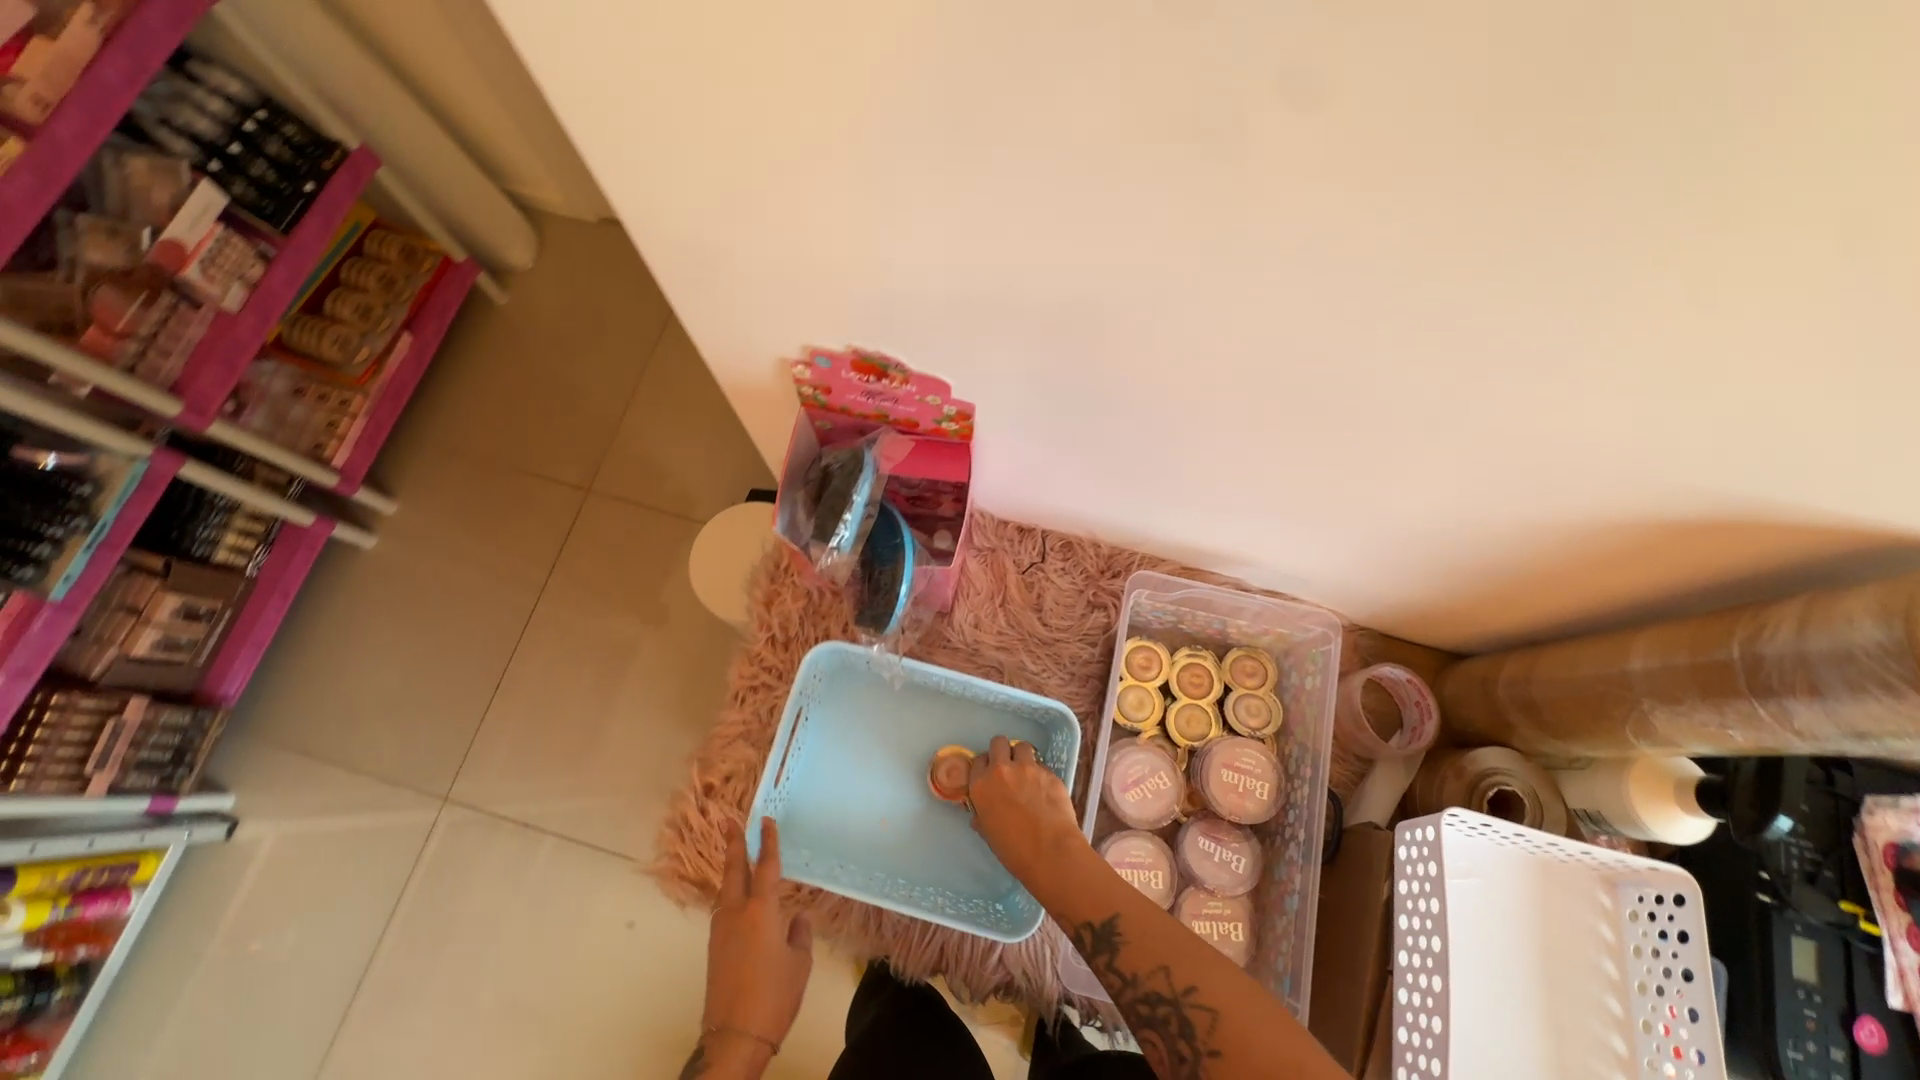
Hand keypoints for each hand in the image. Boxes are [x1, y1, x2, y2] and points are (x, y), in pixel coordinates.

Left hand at [705, 818, 812, 1058]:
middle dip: (733, 844)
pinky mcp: (715, 947)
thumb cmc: (775, 995)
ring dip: (730, 869)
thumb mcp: (799, 963)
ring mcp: (721, 930)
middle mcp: (737, 913)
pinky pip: (724, 909)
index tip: (766, 820)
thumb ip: (799, 934)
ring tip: (736, 855)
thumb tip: (796, 919)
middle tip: (729, 822)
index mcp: (761, 911)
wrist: (735, 1033)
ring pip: (725, 890)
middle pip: (734, 870)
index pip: (766, 867)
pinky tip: (739, 899)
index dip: (768, 842)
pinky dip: (731, 893)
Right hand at [967, 735, 1088, 885]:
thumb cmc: (1014, 850)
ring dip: (1023, 757)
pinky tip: (1046, 791)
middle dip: (1002, 751)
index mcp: (982, 785)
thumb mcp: (988, 833)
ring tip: (1028, 773)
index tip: (990, 774)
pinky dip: (1041, 774)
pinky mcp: (1051, 773)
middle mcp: (1002, 771)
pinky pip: (1043, 766)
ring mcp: (1029, 769)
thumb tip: (981, 814)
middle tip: (1008, 767)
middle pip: (999, 743)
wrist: (1050, 851)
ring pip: (1023, 747)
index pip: (978, 760)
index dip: (985, 766)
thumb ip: (982, 816)